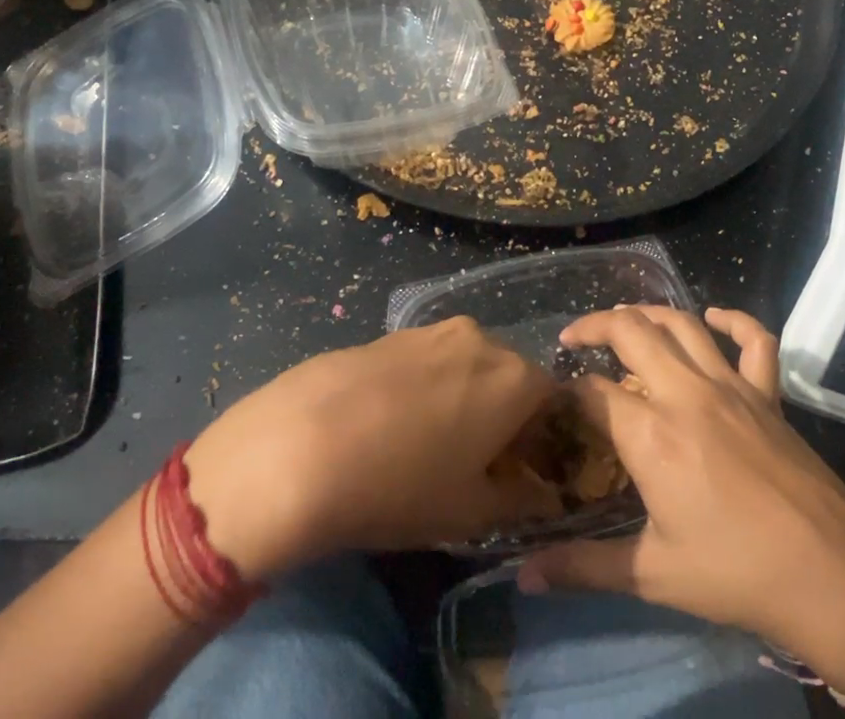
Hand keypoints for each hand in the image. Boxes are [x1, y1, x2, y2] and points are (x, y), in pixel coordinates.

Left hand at [183, 317, 561, 580]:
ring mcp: (426, 331)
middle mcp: (480, 340)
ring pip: (462, 366)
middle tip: (471, 463)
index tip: (516, 475)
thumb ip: (521, 502)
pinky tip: (383, 426)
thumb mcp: (470, 513)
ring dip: (459, 399)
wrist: (292, 452)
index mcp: (515, 378)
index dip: (540, 441)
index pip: (552, 403)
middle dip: (502, 415)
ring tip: (422, 444)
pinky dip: (418, 389)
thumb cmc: (399, 487)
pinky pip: (420, 362)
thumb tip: (544, 498)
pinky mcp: (381, 334)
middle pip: (508, 377)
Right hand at [516, 306, 844, 692]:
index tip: (553, 401)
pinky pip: (756, 342)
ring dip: (647, 314)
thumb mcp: (650, 574)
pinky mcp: (770, 398)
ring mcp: (734, 390)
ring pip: (683, 325)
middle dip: (595, 327)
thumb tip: (523, 578)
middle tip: (574, 339)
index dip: (565, 391)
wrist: (830, 577)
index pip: (593, 393)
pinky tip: (713, 318)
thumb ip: (581, 567)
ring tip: (623, 319)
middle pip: (632, 334)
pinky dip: (733, 320)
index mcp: (651, 435)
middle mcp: (688, 395)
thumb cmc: (735, 574)